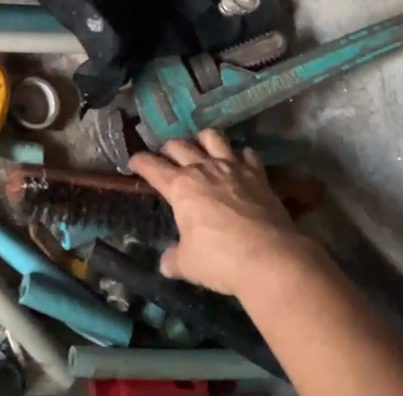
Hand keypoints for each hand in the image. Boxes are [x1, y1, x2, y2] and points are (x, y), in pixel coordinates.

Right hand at [129, 129, 311, 296]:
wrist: (269, 258)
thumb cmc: (220, 260)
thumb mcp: (188, 264)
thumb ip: (174, 259)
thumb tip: (165, 264)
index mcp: (180, 187)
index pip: (152, 166)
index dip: (140, 162)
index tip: (134, 162)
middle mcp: (203, 169)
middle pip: (179, 145)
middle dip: (168, 149)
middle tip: (166, 158)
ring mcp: (232, 168)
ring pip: (212, 137)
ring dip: (203, 140)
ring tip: (201, 149)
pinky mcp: (257, 174)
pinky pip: (247, 154)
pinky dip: (241, 157)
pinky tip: (240, 164)